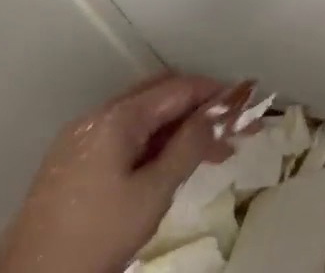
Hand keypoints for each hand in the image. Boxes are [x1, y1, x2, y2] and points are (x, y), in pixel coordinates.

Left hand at [0, 73, 239, 272]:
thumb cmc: (98, 235)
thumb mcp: (155, 189)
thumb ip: (192, 143)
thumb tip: (224, 108)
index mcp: (115, 119)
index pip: (179, 89)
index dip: (219, 93)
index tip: (251, 105)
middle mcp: (95, 120)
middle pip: (161, 96)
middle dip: (201, 108)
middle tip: (235, 129)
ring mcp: (80, 142)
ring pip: (144, 119)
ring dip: (180, 128)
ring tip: (214, 153)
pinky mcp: (72, 164)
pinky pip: (125, 138)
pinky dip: (155, 143)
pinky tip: (174, 164)